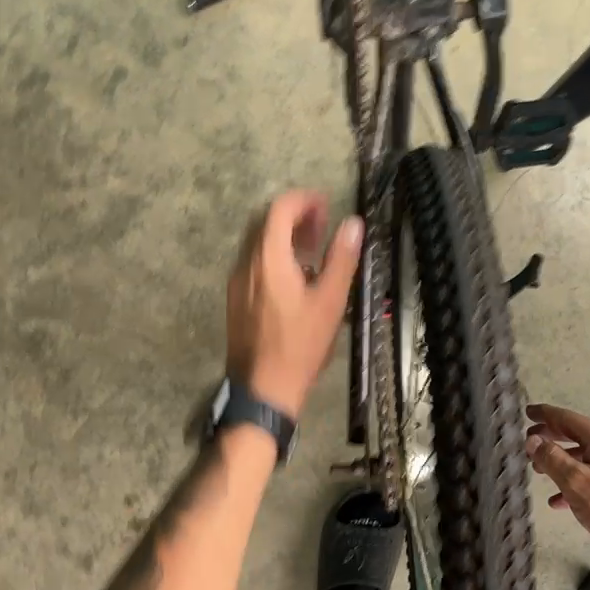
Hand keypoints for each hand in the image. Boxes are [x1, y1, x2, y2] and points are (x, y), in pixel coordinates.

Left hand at [227, 191, 363, 418]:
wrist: (263, 389)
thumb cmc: (300, 345)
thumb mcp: (329, 301)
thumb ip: (341, 259)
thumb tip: (353, 224)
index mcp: (268, 258)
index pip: (280, 209)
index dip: (304, 200)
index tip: (327, 205)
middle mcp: (246, 265)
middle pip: (266, 224)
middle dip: (295, 217)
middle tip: (323, 227)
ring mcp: (237, 284)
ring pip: (258, 246)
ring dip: (285, 239)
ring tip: (313, 254)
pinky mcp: (237, 302)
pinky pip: (255, 266)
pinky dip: (275, 259)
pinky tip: (296, 282)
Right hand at [525, 403, 589, 589]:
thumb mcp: (576, 482)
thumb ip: (552, 458)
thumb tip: (533, 439)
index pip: (567, 419)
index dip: (545, 415)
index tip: (527, 412)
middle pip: (576, 435)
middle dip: (551, 438)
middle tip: (529, 443)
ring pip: (584, 457)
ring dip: (561, 461)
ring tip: (539, 472)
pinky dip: (575, 482)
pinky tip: (560, 501)